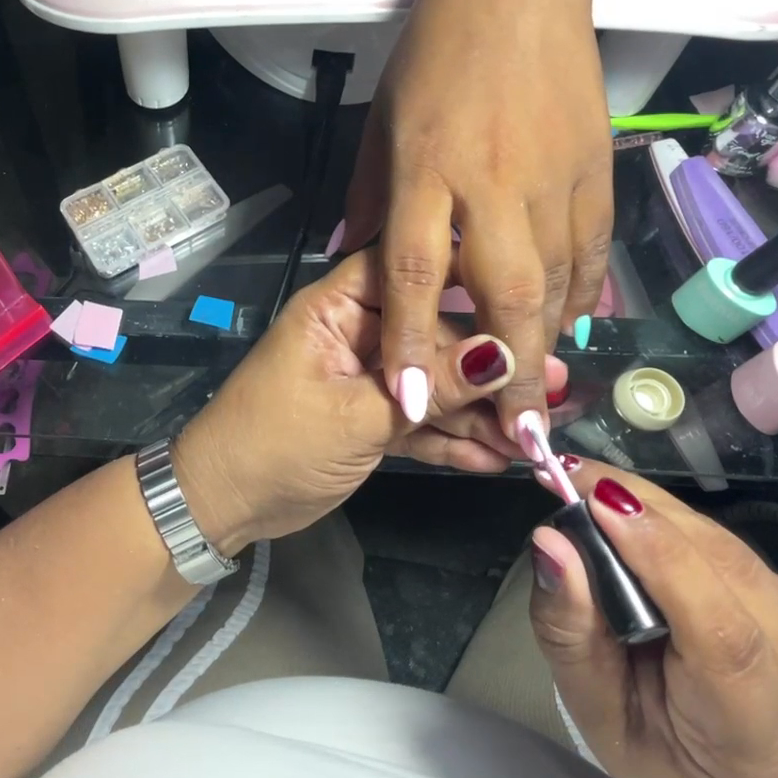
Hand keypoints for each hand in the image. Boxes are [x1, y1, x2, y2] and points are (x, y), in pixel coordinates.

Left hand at [171, 251, 567, 555]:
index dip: (465, 282)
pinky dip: (451, 441)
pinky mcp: (371, 420)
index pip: (407, 274)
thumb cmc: (278, 442)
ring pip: (431, 387)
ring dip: (478, 413)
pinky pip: (419, 423)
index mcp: (337, 309)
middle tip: (551, 390)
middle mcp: (357, 335)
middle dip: (487, 370)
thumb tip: (507, 357)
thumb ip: (433, 389)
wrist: (227, 502)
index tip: (526, 297)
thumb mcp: (358, 415)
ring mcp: (366, 379)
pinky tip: (498, 458)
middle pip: (432, 339)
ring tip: (538, 435)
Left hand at [341, 0, 611, 439]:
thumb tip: (345, 256)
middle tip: (518, 439)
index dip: (409, 345)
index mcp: (421, 171)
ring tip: (543, 400)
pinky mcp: (596, 168)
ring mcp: (550, 177)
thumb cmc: (432, 54)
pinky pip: (591, 250)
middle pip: (501, 293)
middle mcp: (487, 185)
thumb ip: (367, 199)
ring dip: (550, 345)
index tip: (412, 407)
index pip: (409, 274)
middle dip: (508, 373)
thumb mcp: (380, 123)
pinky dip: (583, 296)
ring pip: (556, 282)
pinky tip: (571, 327)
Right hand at [529, 462, 777, 777]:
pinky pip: (735, 553)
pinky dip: (675, 524)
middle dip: (646, 512)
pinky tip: (631, 513)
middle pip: (732, 574)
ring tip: (588, 484)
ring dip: (656, 508)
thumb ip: (569, 630)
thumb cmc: (652, 756)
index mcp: (756, 737)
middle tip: (568, 472)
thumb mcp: (591, 708)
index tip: (592, 500)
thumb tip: (549, 540)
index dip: (661, 557)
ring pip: (733, 551)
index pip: (725, 635)